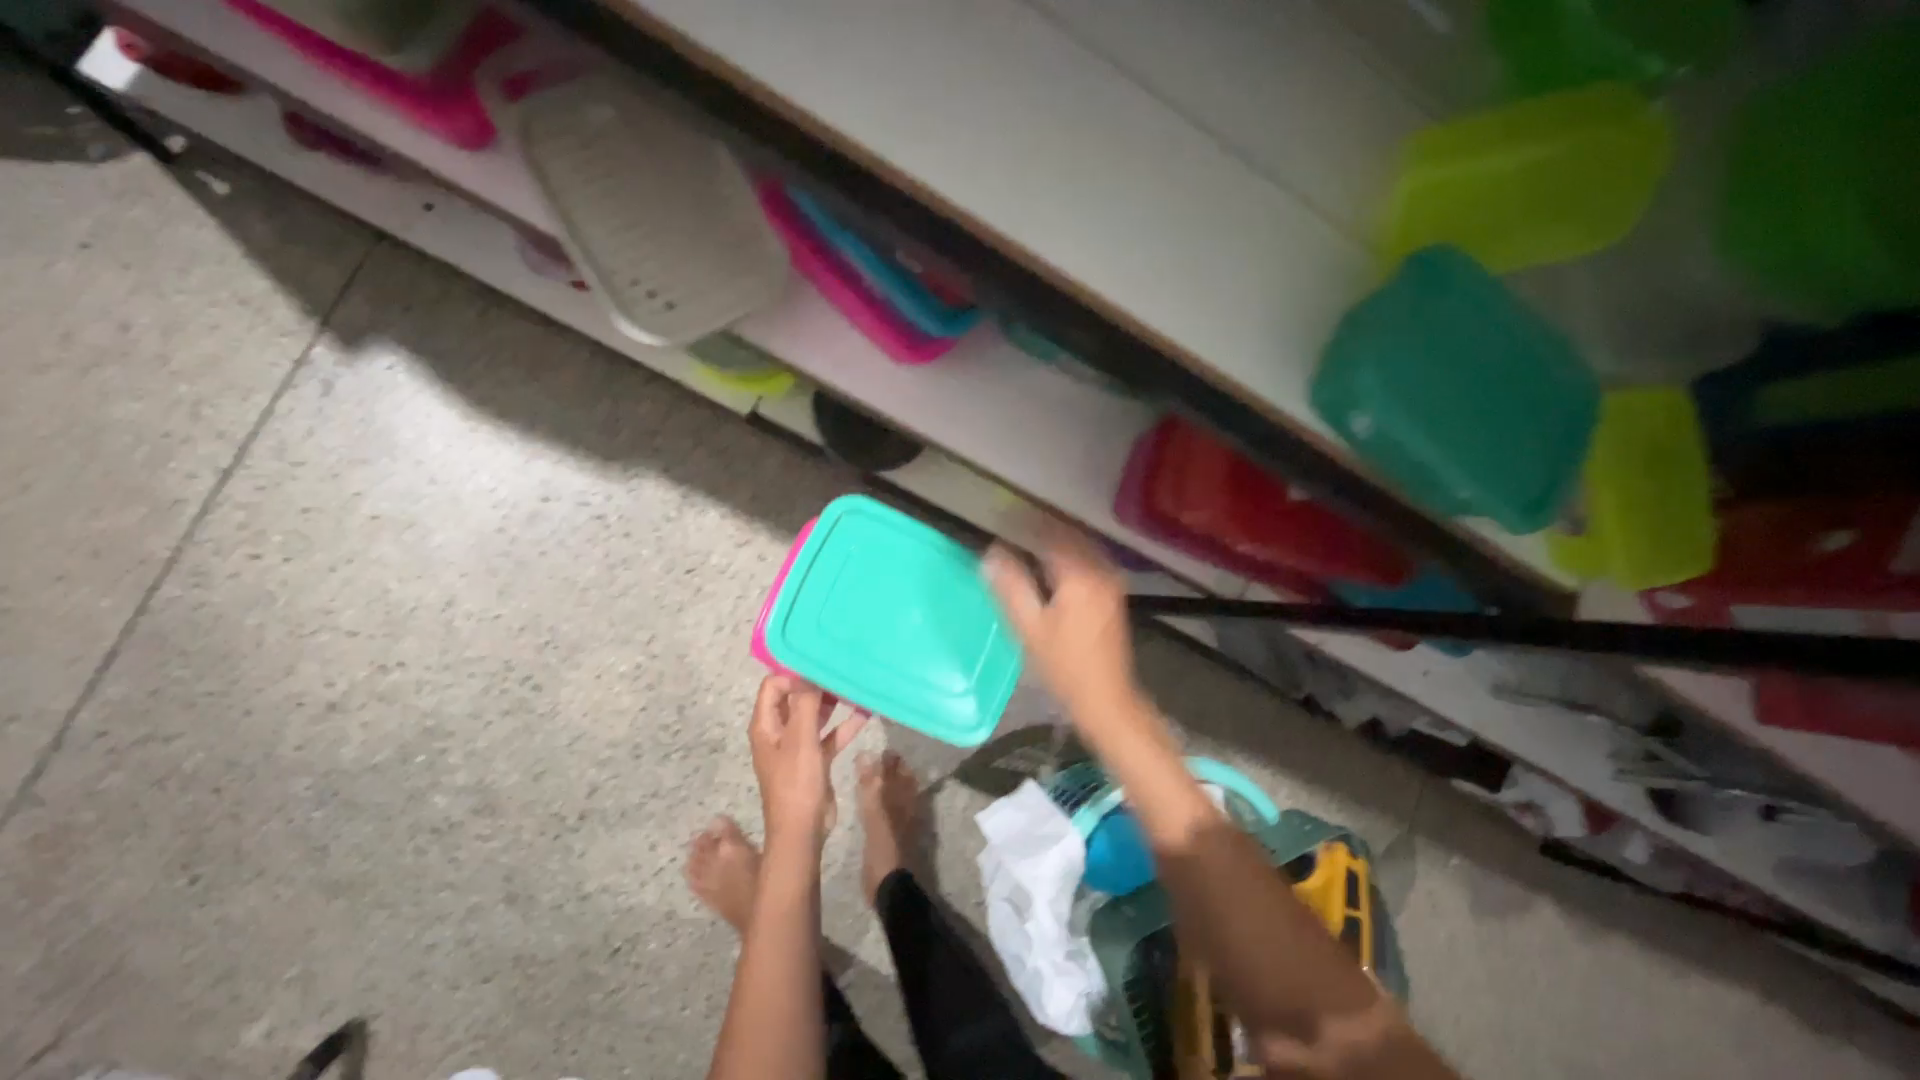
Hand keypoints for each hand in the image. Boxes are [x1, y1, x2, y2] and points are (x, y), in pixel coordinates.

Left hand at [748, 675, 867, 850]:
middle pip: (794, 699)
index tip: (819, 665)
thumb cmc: (796, 782)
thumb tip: (808, 672)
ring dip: (831, 704)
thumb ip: (805, 703)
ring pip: (813, 716)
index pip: (773, 686)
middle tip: (841, 671)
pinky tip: (864, 714)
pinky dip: (843, 726)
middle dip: (816, 685)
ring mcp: (797, 747)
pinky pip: (828, 736)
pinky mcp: (814, 760)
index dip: (793, 674)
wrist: (802, 830)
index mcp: (765, 725)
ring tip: (854, 687)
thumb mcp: (800, 739)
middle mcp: (778, 733)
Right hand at [983, 524, 1142, 720]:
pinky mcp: (1113, 592)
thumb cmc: (1064, 666)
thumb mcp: (1029, 628)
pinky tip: (1048, 566)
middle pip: (1067, 535)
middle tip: (1009, 530)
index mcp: (1080, 574)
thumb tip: (990, 553)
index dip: (1023, 525)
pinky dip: (1068, 554)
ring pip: (1079, 545)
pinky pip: (1088, 559)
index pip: (1049, 534)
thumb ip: (1010, 586)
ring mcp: (1111, 580)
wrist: (1106, 698)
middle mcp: (1100, 569)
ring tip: (1024, 544)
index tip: (1000, 523)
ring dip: (1054, 540)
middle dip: (1039, 529)